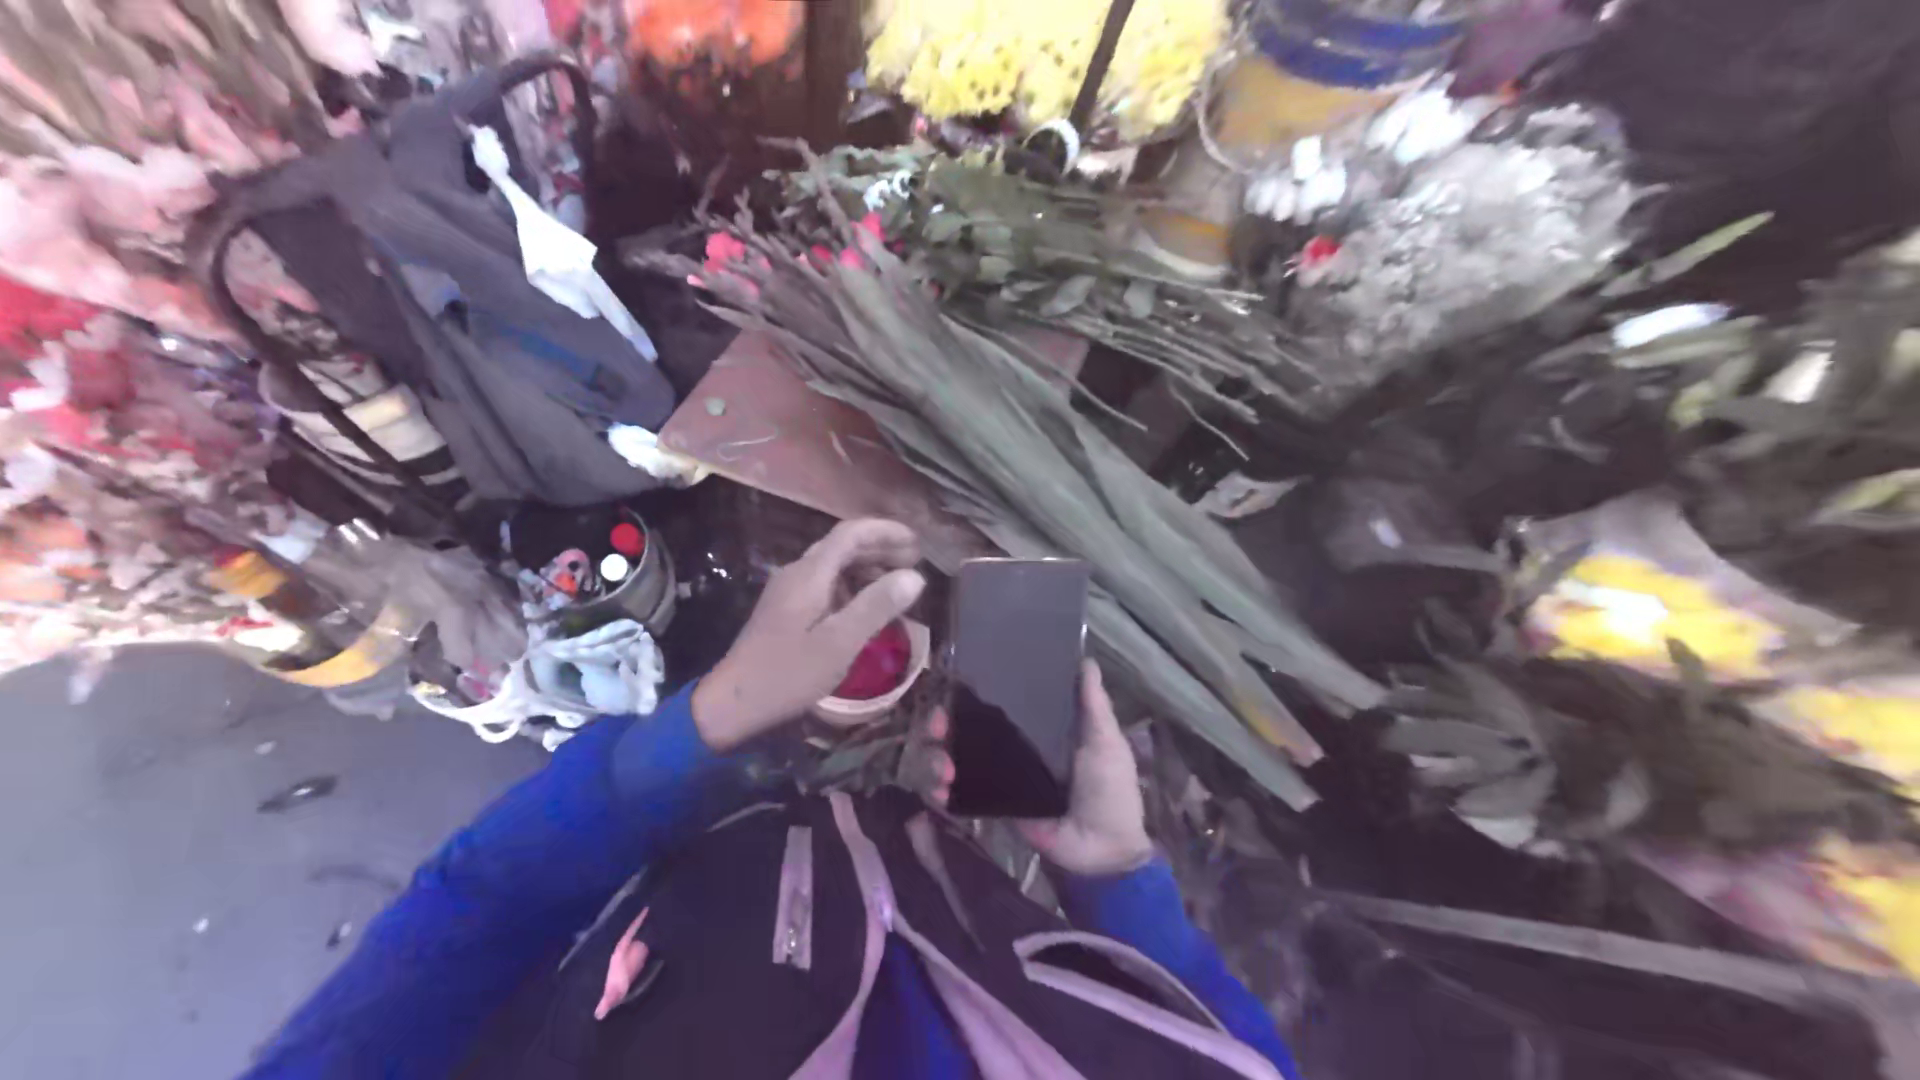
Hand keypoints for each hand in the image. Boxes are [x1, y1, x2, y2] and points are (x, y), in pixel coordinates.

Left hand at [692, 519, 924, 750]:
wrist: (733, 704)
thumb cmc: (789, 674)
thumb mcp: (840, 642)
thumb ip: (877, 606)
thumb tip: (915, 576)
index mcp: (810, 574)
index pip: (851, 534)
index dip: (885, 532)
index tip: (917, 543)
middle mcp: (797, 573)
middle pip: (842, 546)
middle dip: (880, 548)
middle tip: (915, 563)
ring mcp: (789, 591)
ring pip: (834, 565)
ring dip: (868, 567)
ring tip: (897, 586)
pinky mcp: (786, 610)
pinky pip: (826, 584)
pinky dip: (853, 586)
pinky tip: (867, 607)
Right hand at [918, 660, 1152, 877]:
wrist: (1104, 850)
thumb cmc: (1110, 789)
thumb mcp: (1105, 741)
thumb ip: (1093, 705)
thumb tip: (1086, 660)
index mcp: (1039, 727)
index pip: (997, 702)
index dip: (973, 693)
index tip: (956, 686)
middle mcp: (1014, 747)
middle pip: (964, 727)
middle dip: (941, 724)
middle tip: (937, 728)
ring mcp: (1000, 777)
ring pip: (954, 757)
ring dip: (936, 758)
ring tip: (943, 770)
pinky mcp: (994, 806)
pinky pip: (960, 795)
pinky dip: (940, 792)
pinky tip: (940, 793)